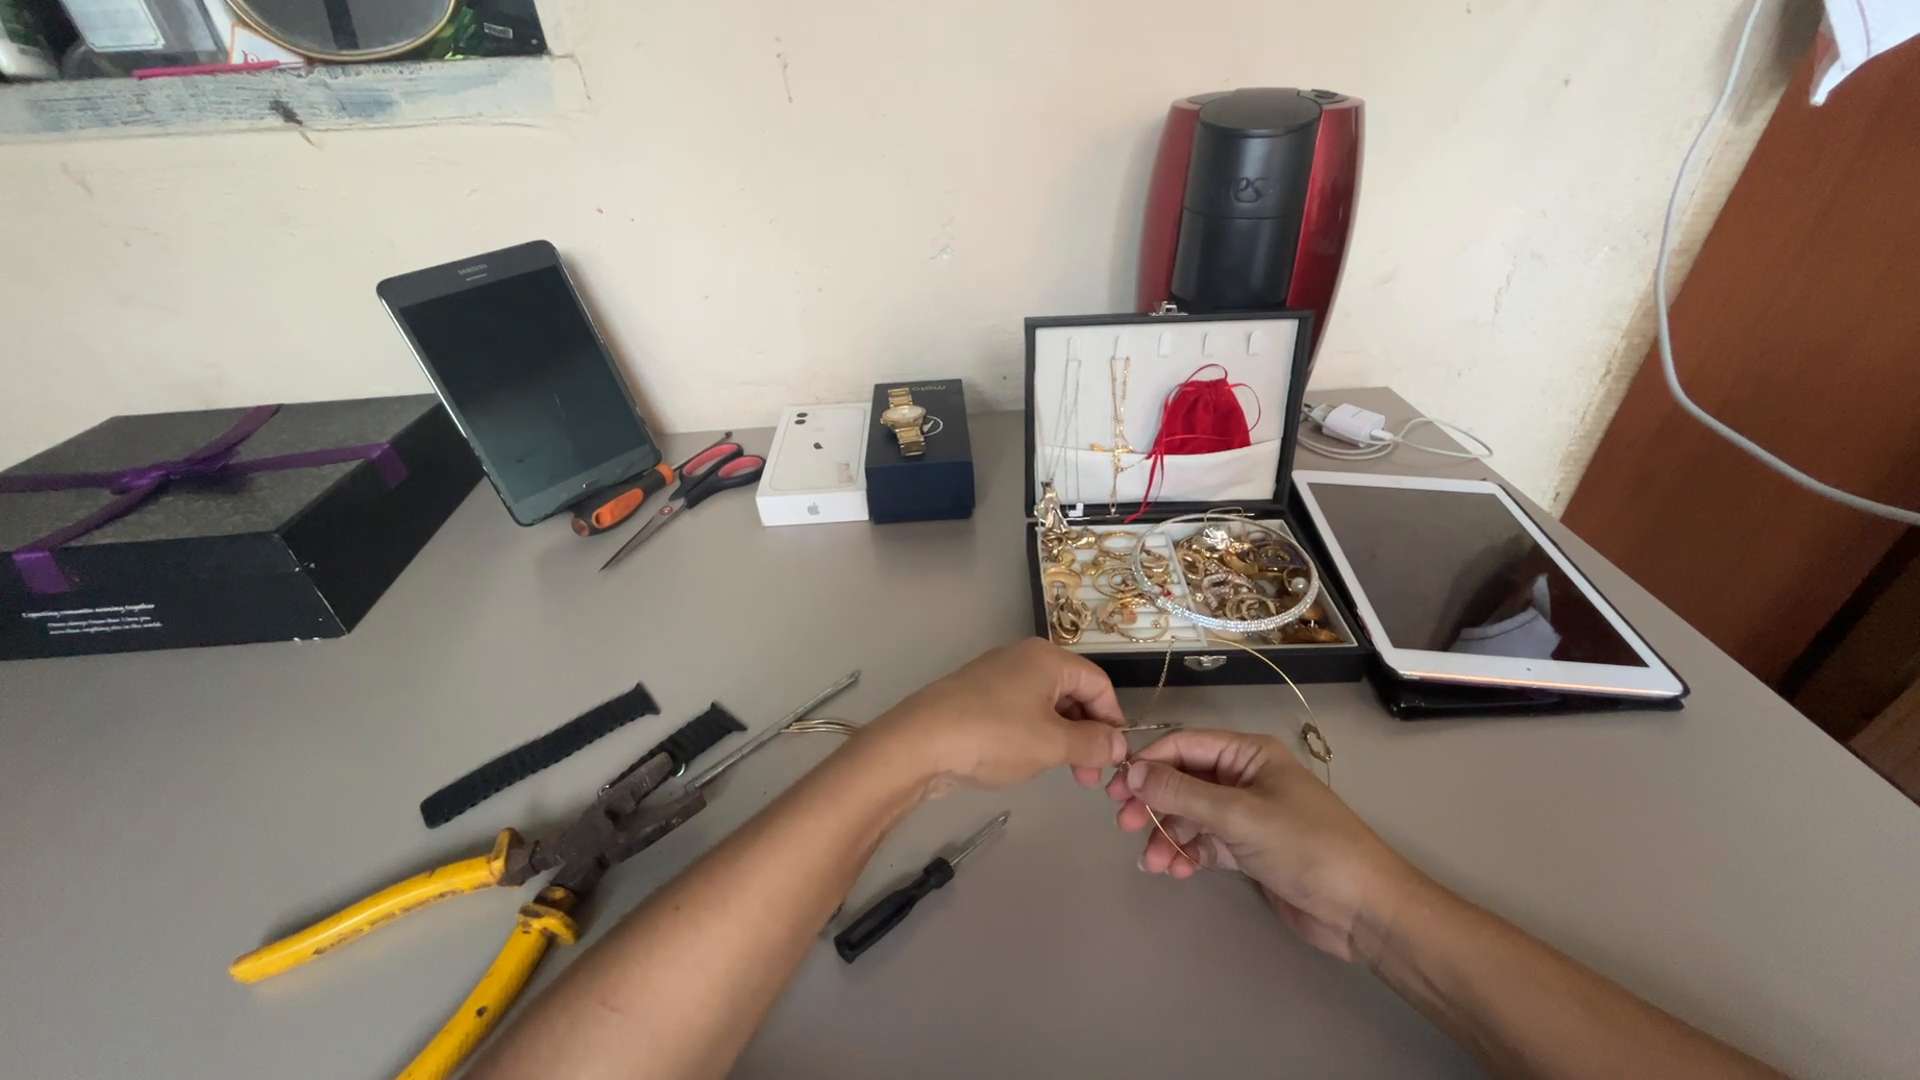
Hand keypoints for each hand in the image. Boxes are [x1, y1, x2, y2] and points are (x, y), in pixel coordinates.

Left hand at [864, 638, 1128, 791]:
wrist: (918, 743)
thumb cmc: (993, 736)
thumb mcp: (1052, 744)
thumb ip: (1093, 742)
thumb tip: (1120, 743)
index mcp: (1047, 658)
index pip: (1099, 683)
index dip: (1112, 720)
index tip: (1113, 758)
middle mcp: (1023, 658)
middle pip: (1073, 692)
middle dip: (1086, 733)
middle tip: (1088, 776)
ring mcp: (996, 675)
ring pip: (1045, 704)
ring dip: (1061, 737)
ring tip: (1059, 772)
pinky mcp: (976, 696)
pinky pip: (1019, 711)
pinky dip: (1033, 734)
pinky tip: (1025, 760)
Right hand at [1105, 729, 1424, 961]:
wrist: (1365, 911)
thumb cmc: (1306, 846)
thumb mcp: (1239, 815)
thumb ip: (1182, 793)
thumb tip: (1132, 772)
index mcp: (1248, 754)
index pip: (1185, 745)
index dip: (1148, 762)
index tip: (1117, 786)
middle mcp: (1245, 778)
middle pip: (1184, 781)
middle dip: (1155, 802)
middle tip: (1126, 824)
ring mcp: (1247, 814)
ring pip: (1191, 815)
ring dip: (1169, 834)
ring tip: (1153, 862)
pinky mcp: (1250, 850)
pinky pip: (1206, 842)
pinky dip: (1188, 853)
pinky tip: (1176, 870)